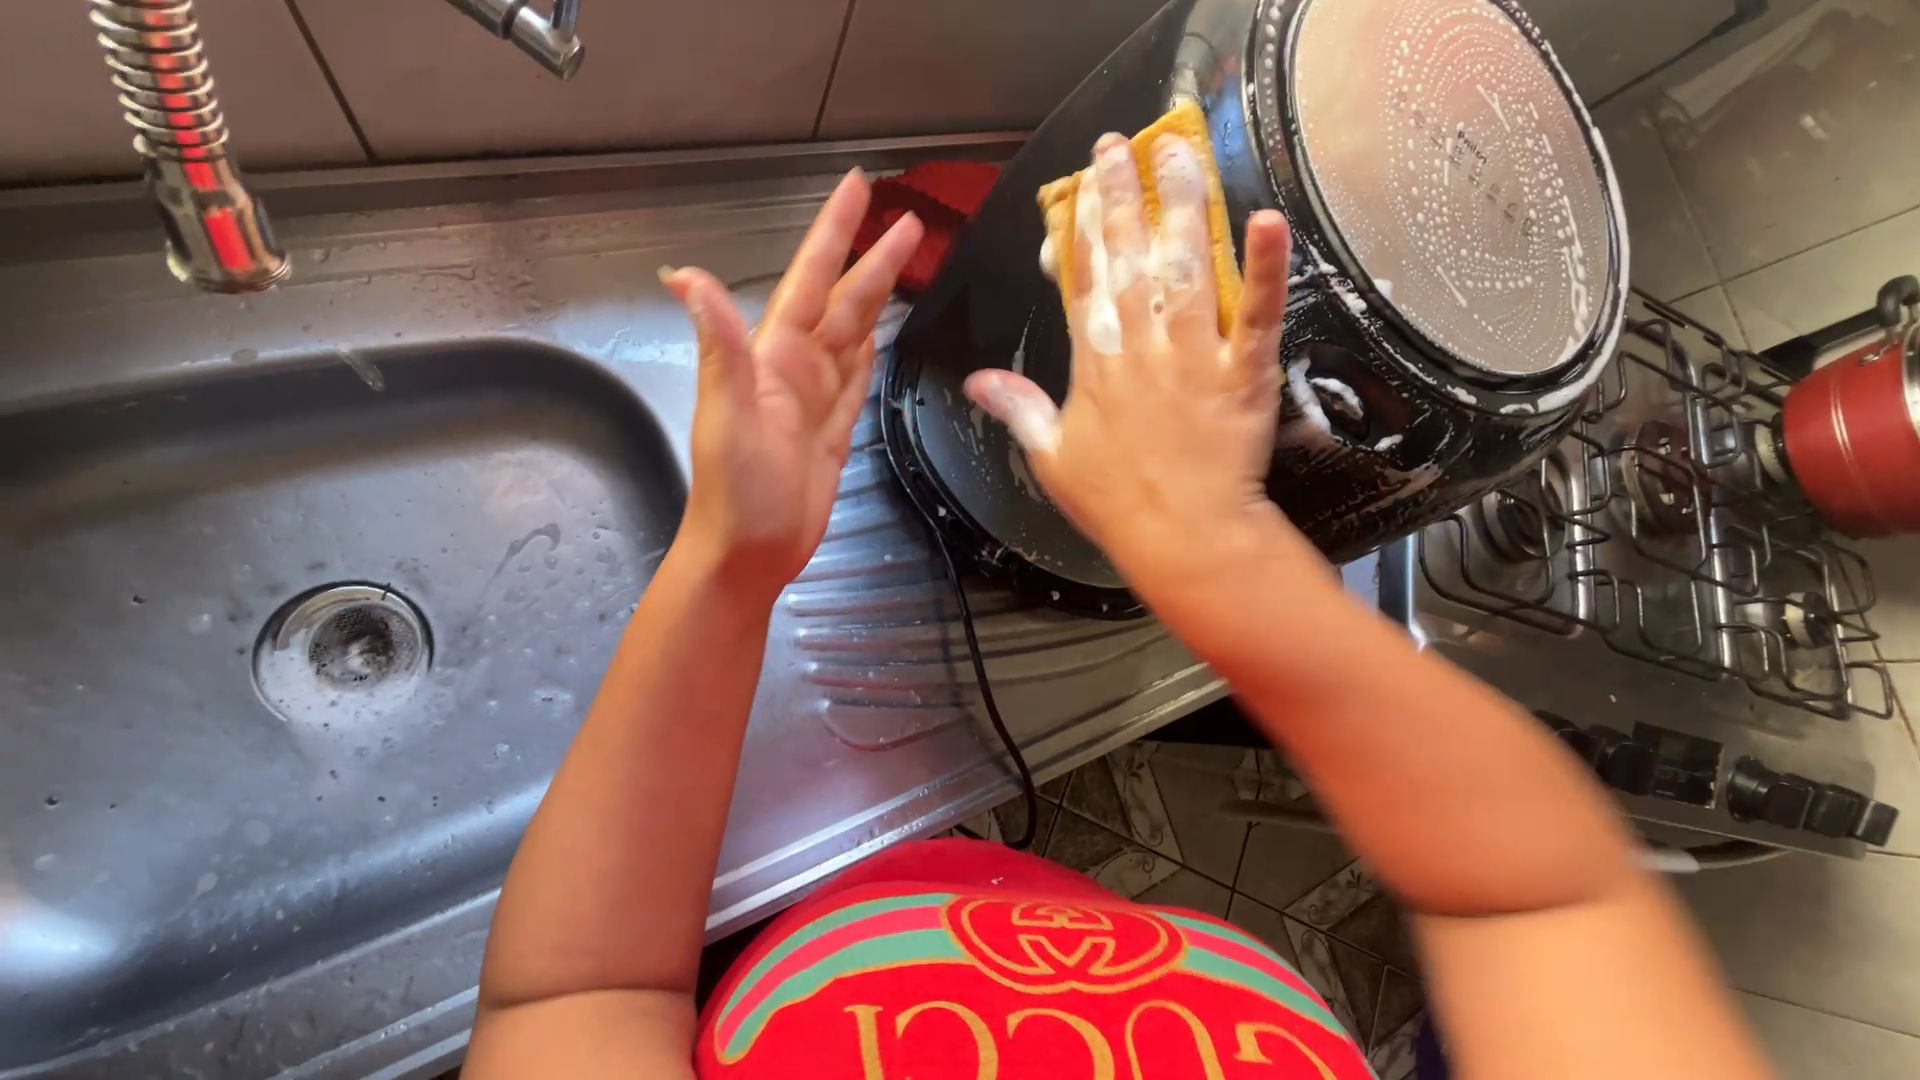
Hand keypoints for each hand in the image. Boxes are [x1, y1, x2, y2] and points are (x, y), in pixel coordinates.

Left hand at [660, 169, 922, 600]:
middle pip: (844, 303)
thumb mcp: (729, 415)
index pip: (811, 281)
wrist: (749, 552)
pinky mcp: (833, 433)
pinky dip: (869, 357)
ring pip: (854, 337)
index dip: (834, 234)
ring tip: (901, 268)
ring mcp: (816, 402)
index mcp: (775, 357)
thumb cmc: (738, 493)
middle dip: (874, 260)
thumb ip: (720, 345)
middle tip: (910, 224)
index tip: (859, 190)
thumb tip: (685, 274)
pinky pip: (857, 383)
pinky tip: (876, 340)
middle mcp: (797, 371)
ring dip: (875, 301)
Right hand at [964, 132, 1302, 588]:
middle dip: (1121, 200)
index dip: (1081, 232)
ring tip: (1178, 154)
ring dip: (1180, 209)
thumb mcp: (1050, 457)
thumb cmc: (1115, 503)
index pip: (1083, 285)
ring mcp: (1192, 359)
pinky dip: (1264, 268)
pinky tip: (1268, 220)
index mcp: (1094, 368)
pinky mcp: (1242, 374)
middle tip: (1119, 147)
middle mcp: (1139, 351)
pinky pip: (1254, 315)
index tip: (1079, 187)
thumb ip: (1018, 408)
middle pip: (1128, 263)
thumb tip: (976, 379)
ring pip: (1183, 272)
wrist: (1183, 538)